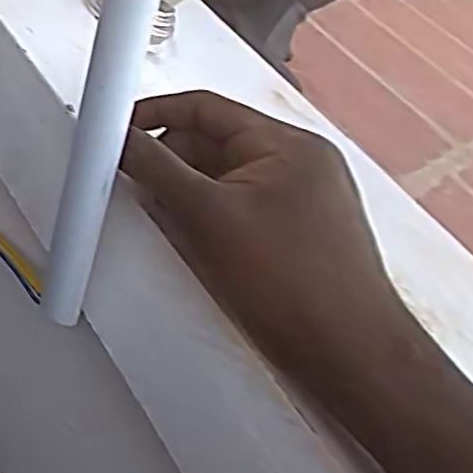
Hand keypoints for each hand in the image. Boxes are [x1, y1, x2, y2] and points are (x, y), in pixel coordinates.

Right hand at [119, 91, 416, 376]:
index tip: (119, 130)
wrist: (353, 366)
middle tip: (139, 182)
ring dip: (181, 191)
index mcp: (288, 145)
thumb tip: (123, 139)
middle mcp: (296, 165)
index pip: (202, 106)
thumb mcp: (205, 214)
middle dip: (166, 160)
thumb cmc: (301, 290)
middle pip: (204, 140)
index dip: (152, 113)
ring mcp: (295, 199)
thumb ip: (154, 165)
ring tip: (171, 221)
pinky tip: (191, 239)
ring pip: (213, 174)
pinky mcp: (288, 230)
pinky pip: (227, 203)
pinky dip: (200, 214)